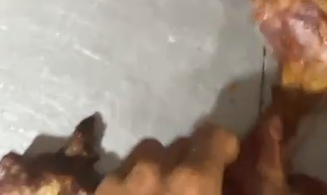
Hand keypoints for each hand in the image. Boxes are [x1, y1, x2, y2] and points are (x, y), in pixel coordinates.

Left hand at [97, 124, 238, 194]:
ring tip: (162, 193)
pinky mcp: (97, 193)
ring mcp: (119, 182)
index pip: (215, 136)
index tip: (227, 163)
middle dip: (189, 161)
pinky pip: (118, 174)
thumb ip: (229, 186)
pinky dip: (129, 183)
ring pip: (146, 154)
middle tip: (193, 188)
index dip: (224, 148)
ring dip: (157, 168)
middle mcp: (155, 170)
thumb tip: (229, 174)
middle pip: (179, 145)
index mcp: (193, 180)